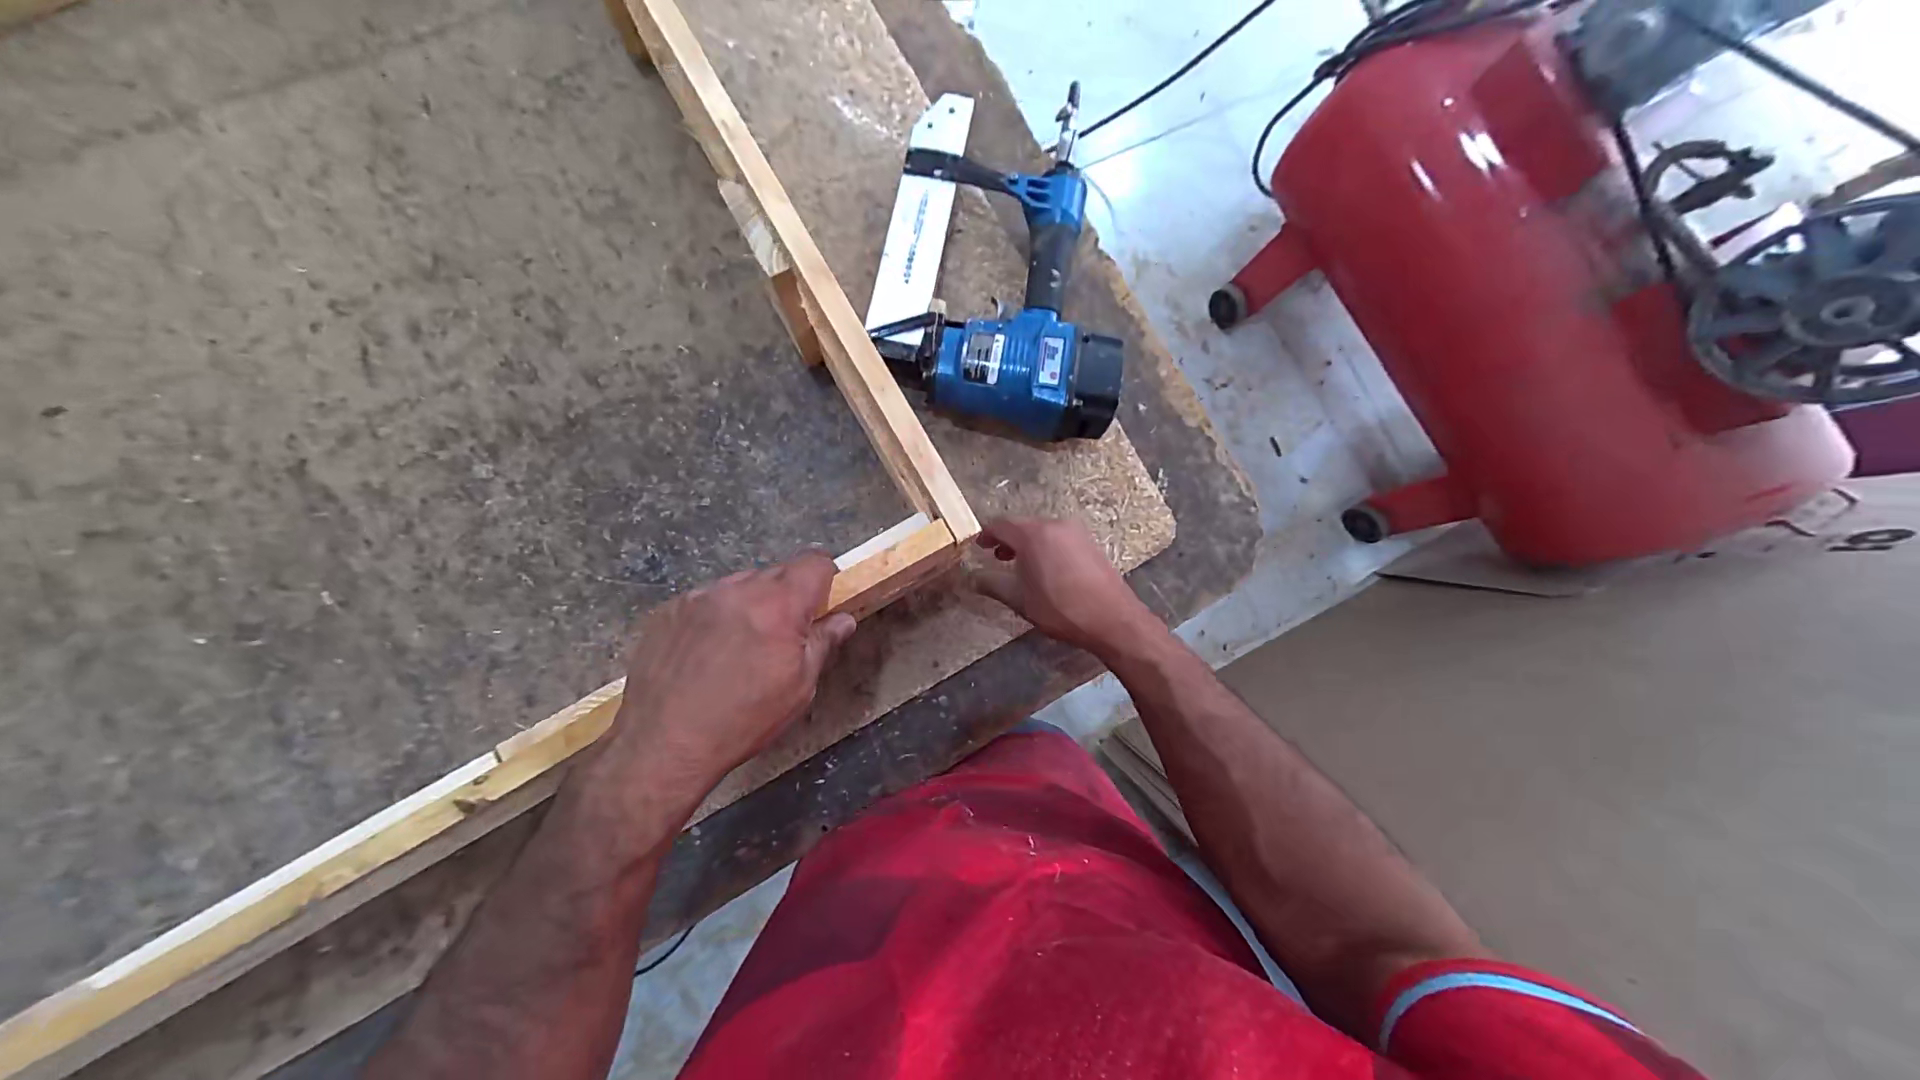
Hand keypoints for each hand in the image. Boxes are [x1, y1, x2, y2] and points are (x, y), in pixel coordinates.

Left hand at [604, 553, 856, 800]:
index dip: (826, 578)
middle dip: (788, 596)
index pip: (814, 562)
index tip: (822, 604)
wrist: (662, 744)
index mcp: (778, 605)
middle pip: (777, 572)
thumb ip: (823, 643)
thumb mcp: (799, 688)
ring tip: (740, 648)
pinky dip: (717, 616)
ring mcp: (699, 596)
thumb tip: (842, 619)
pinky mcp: (669, 609)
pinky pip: (707, 600)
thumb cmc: (742, 720)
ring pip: (740, 585)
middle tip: (783, 636)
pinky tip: (707, 653)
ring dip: (751, 604)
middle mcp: (738, 589)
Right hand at [969, 517, 1162, 657]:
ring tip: (1020, 565)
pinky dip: (1046, 547)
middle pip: (1023, 526)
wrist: (1112, 619)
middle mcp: (1055, 525)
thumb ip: (992, 584)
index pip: (1001, 525)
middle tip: (997, 557)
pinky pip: (1059, 538)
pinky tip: (1045, 569)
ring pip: (1042, 531)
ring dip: (1027, 544)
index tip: (979, 546)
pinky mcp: (1090, 543)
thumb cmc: (1061, 609)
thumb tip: (972, 579)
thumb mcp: (1020, 600)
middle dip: (1007, 540)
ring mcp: (1076, 532)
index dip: (986, 535)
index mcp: (1033, 535)